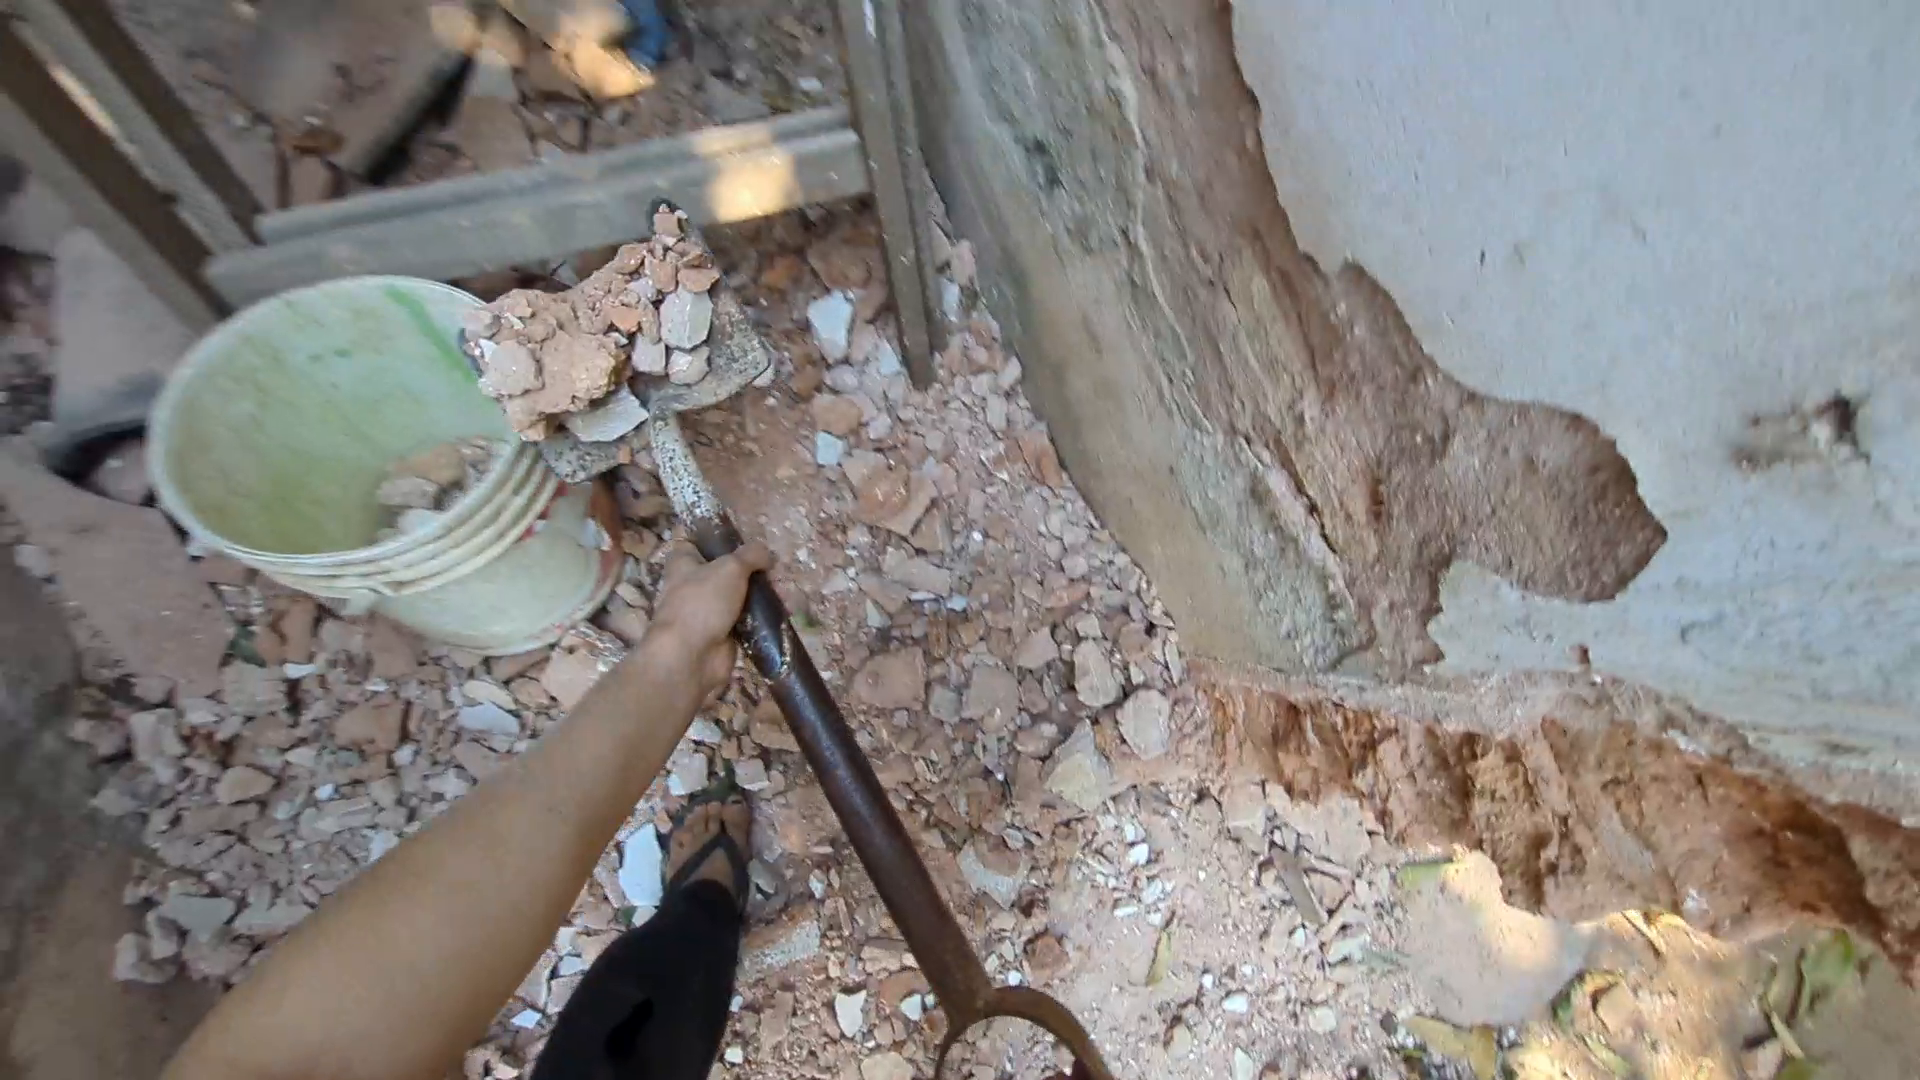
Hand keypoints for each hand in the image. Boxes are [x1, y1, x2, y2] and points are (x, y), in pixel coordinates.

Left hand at [647, 540, 774, 699]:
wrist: (691, 656)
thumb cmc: (703, 602)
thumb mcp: (731, 567)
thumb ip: (751, 555)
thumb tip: (767, 555)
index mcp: (683, 564)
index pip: (694, 544)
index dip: (714, 540)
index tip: (740, 540)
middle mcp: (692, 586)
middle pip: (724, 571)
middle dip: (749, 570)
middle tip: (773, 568)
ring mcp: (707, 611)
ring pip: (737, 596)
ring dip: (758, 594)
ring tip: (782, 590)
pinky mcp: (722, 633)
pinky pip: (745, 620)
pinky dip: (760, 617)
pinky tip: (781, 611)